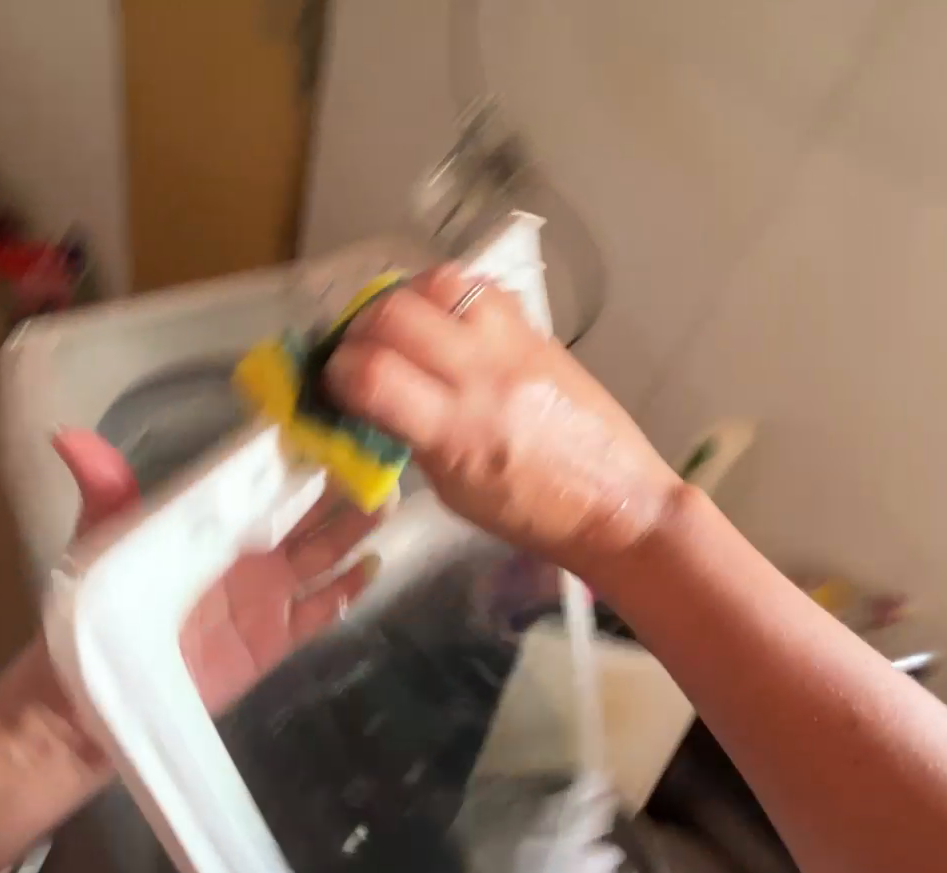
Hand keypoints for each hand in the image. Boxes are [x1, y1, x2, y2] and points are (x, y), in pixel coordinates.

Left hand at [51, 428, 381, 711]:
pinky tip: (372, 568)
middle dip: (341, 487)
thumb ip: (105, 492)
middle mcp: (248, 552)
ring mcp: (267, 595)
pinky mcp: (276, 638)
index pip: (265, 481)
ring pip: (323, 554)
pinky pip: (321, 610)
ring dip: (353, 529)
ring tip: (385, 501)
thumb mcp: (105, 543)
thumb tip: (67, 435)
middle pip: (306, 513)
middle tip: (376, 459)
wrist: (99, 697)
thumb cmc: (101, 610)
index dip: (298, 455)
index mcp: (214, 523)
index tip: (331, 426)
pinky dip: (347, 592)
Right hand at [324, 265, 682, 578]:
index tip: (331, 384)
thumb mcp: (452, 492)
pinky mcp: (537, 331)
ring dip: (401, 300)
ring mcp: (515, 345)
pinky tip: (442, 322)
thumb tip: (368, 399)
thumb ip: (409, 438)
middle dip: (358, 330)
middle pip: (394, 314)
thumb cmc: (529, 515)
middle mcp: (484, 377)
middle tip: (357, 353)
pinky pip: (479, 289)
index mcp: (459, 435)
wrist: (615, 502)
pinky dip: (446, 297)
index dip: (335, 373)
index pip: (372, 377)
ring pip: (437, 283)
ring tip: (398, 329)